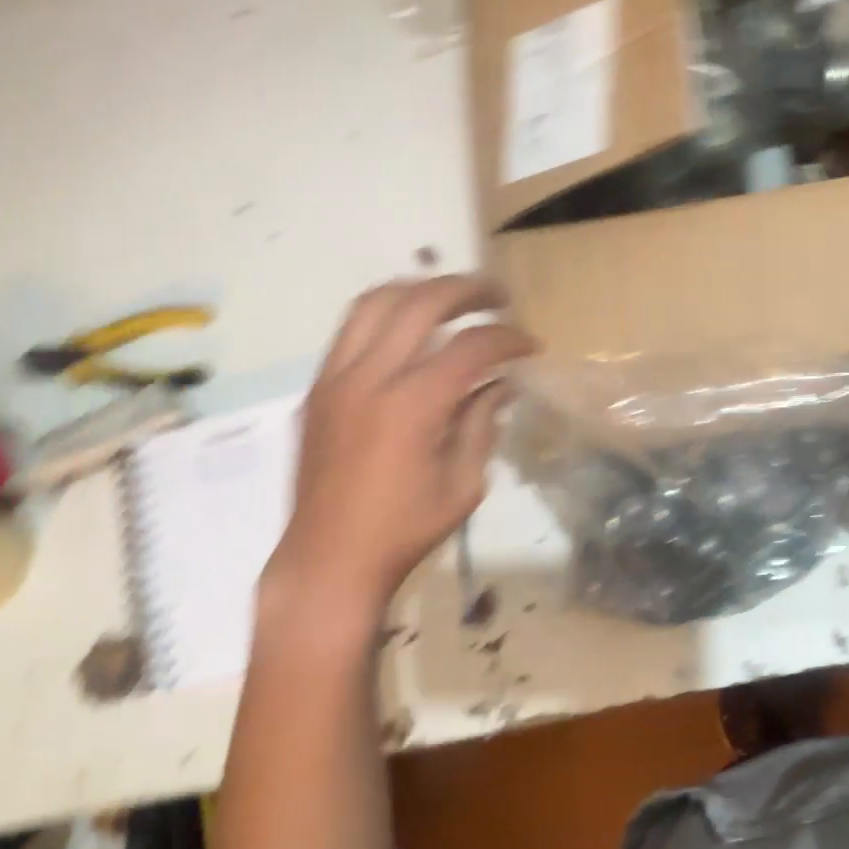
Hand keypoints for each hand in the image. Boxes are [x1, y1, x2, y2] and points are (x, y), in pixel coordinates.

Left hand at [265, 276, 535, 617]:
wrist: (330, 557)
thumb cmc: (404, 532)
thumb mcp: (462, 485)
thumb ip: (481, 425)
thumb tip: (499, 385)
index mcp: (412, 406)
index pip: (470, 347)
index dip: (508, 339)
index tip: (531, 345)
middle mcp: (369, 377)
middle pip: (420, 303)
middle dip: (467, 291)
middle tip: (498, 298)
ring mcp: (335, 377)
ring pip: (375, 302)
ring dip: (419, 290)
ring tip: (450, 298)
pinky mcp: (318, 388)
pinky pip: (350, 330)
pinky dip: (385, 315)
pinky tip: (408, 329)